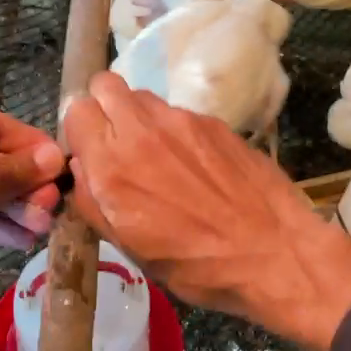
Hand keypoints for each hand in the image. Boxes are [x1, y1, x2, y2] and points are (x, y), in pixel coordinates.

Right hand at [63, 73, 350, 350]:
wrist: (274, 254)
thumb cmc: (194, 265)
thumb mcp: (129, 247)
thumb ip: (93, 201)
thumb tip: (80, 167)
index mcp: (111, 167)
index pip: (76, 110)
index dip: (79, 129)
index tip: (89, 151)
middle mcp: (140, 132)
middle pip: (104, 85)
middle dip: (103, 107)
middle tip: (116, 141)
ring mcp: (180, 121)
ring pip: (142, 96)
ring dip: (138, 117)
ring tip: (156, 154)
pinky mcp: (213, 121)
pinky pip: (177, 113)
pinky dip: (174, 130)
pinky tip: (194, 164)